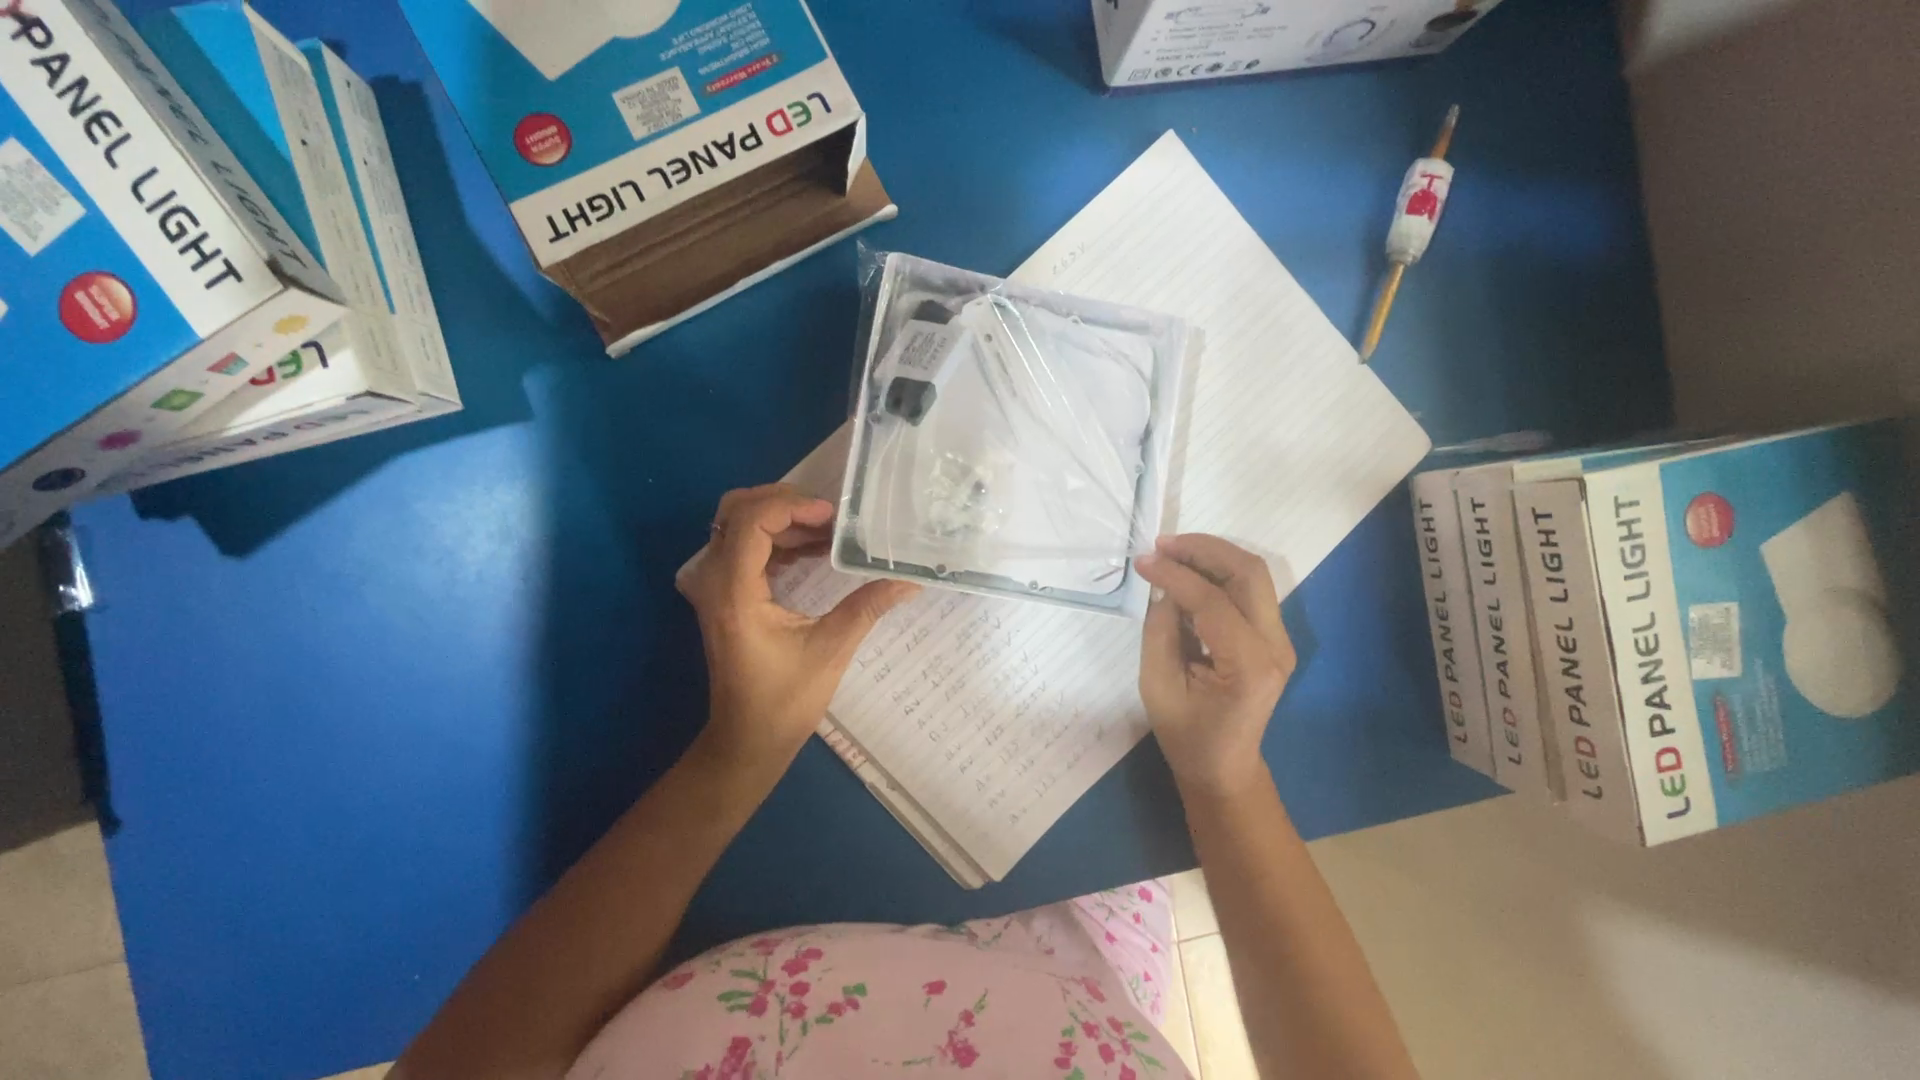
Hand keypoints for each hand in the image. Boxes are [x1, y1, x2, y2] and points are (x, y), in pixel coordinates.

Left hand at [677, 484, 919, 766]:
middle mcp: (715, 581)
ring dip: (783, 520)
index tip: (832, 518)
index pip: (751, 522)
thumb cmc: (784, 701)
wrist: (747, 739)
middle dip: (784, 502)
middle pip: (736, 511)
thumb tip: (911, 580)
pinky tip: (815, 551)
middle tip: (829, 515)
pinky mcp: (725, 594)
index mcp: (735, 593)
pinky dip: (777, 540)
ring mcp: (715, 587)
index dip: (791, 507)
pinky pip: (745, 547)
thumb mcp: (831, 650)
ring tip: (831, 533)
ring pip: (739, 525)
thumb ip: (867, 606)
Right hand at [1134, 534, 1296, 798]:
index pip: (1214, 602)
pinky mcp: (1271, 636)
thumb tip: (1164, 586)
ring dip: (1212, 556)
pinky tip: (1187, 572)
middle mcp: (1275, 646)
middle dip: (1204, 550)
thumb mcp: (1158, 686)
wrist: (1223, 766)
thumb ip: (1161, 631)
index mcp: (1249, 666)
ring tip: (1171, 552)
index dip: (1176, 575)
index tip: (1143, 561)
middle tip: (1163, 544)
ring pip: (1253, 575)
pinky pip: (1248, 591)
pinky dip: (1218, 573)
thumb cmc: (1186, 734)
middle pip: (1249, 573)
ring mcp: (1279, 640)